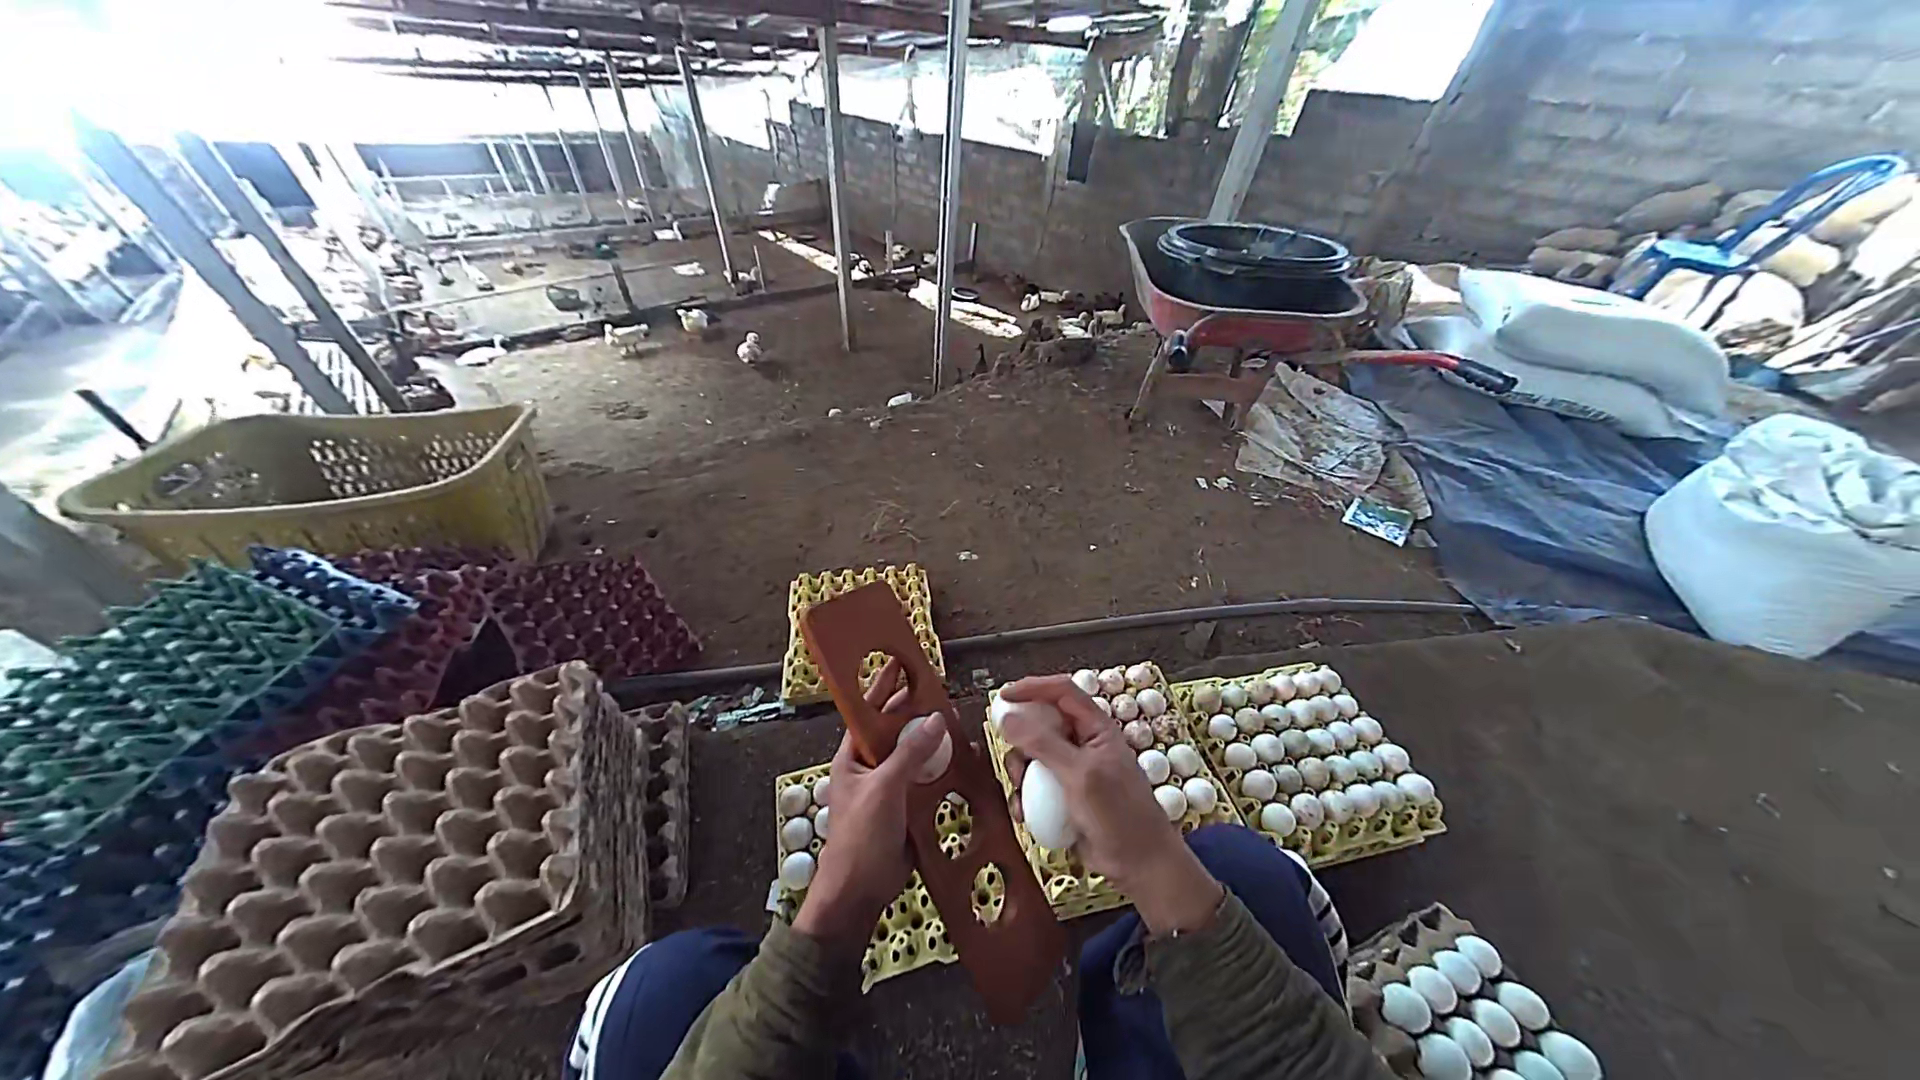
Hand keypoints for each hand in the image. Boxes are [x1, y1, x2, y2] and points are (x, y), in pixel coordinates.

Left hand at [794, 658, 949, 949]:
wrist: (859, 895)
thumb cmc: (859, 839)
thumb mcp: (883, 790)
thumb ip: (910, 754)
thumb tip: (935, 720)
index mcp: (854, 756)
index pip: (869, 712)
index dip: (884, 687)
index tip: (901, 662)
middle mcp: (872, 766)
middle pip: (897, 730)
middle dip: (918, 713)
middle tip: (941, 694)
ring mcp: (891, 787)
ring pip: (916, 755)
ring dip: (935, 743)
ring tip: (958, 725)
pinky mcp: (908, 807)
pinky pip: (928, 781)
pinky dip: (944, 771)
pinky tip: (963, 763)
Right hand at [997, 675, 1221, 935]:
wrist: (1139, 866)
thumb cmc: (1119, 814)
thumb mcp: (1079, 775)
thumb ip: (1042, 743)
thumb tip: (1006, 716)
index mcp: (1095, 727)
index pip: (1061, 691)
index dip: (1032, 688)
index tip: (1003, 698)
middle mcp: (1083, 743)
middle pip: (1041, 723)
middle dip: (1021, 739)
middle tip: (1012, 757)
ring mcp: (1072, 769)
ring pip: (1032, 755)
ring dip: (1020, 771)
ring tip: (1019, 790)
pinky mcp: (1062, 795)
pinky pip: (1033, 784)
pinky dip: (1023, 795)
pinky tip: (1023, 813)